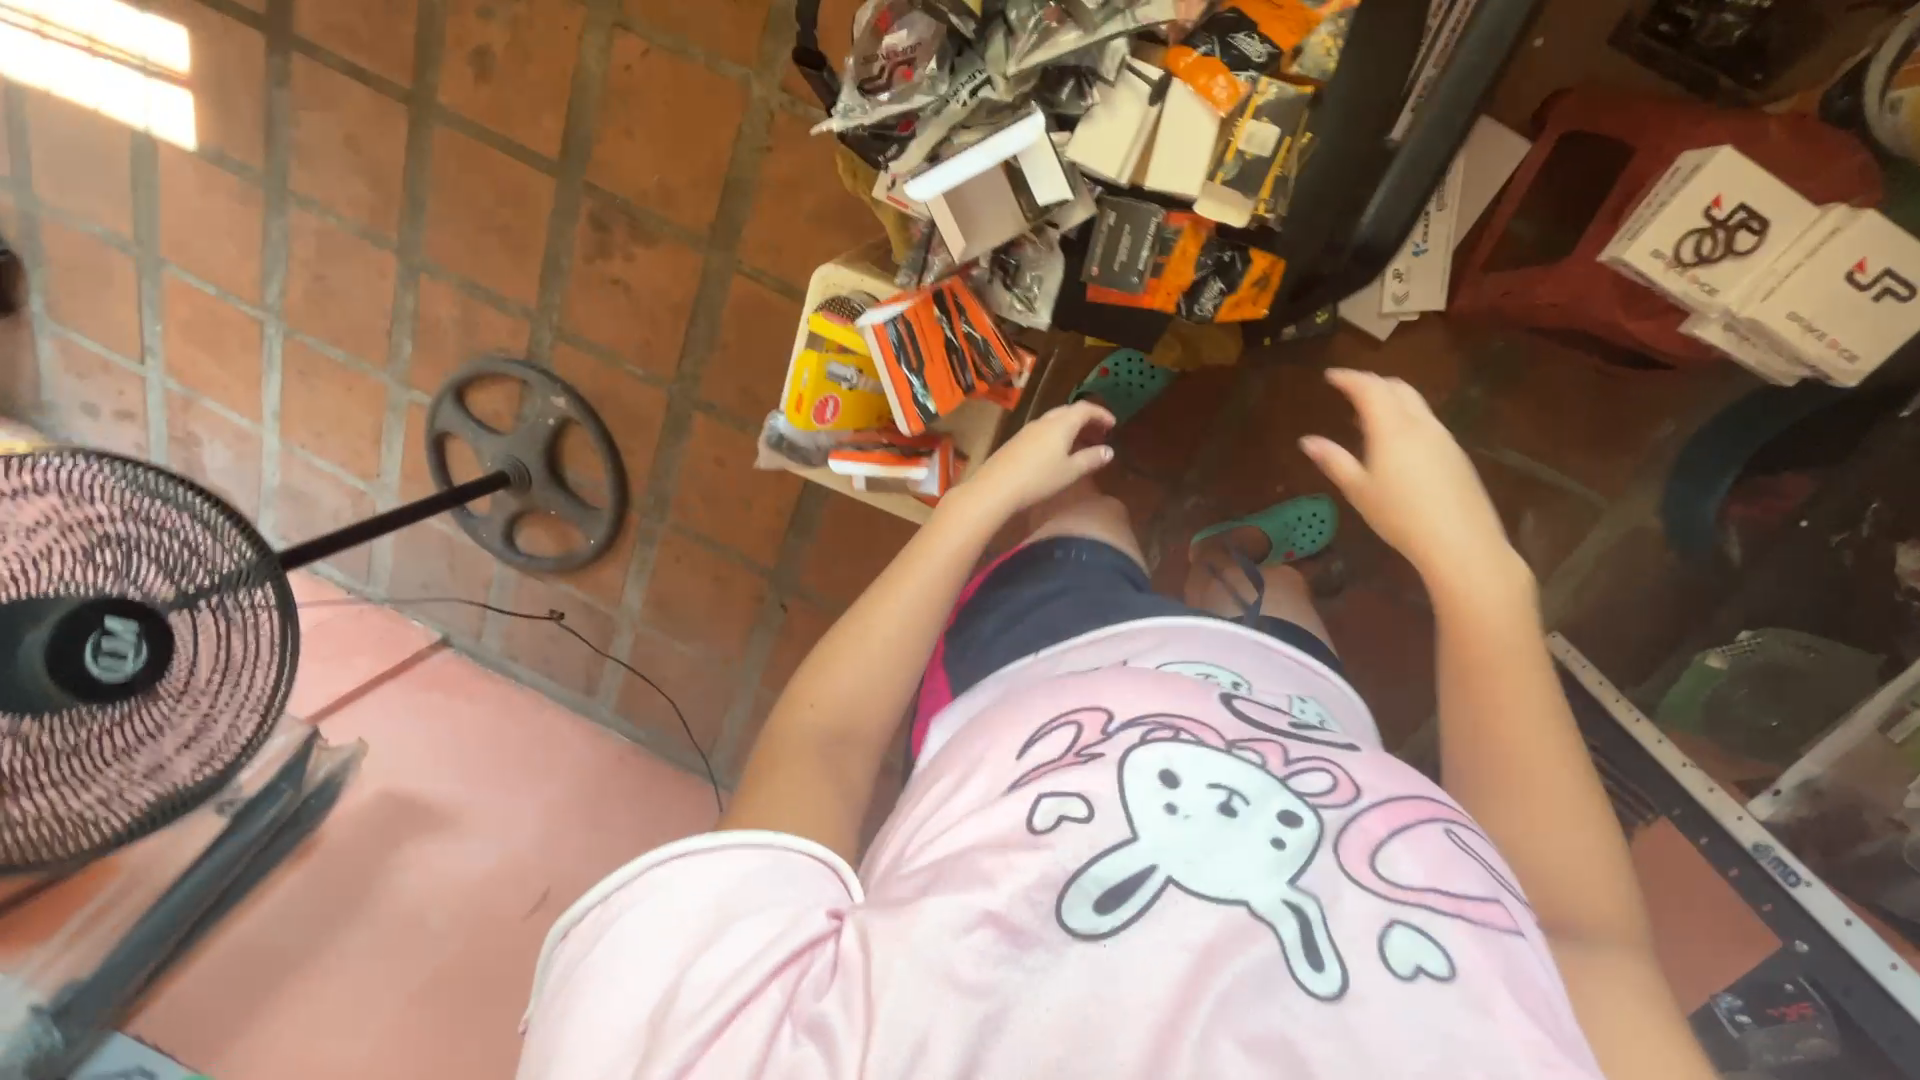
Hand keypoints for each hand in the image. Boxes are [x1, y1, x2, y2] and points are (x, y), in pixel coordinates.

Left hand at [952, 401, 1116, 521]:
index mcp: (1062, 423)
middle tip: (1099, 434)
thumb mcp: (1070, 471)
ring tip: (1081, 444)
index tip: (1113, 424)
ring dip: (1071, 427)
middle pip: (1069, 412)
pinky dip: (1057, 434)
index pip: (1085, 409)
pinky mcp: (1017, 440)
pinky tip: (1058, 452)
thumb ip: (1091, 459)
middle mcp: (1045, 421)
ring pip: (1055, 420)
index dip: (1101, 414)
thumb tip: (1109, 450)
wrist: (996, 487)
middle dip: (1086, 419)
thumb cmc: (1039, 479)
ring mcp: (1028, 429)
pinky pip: (1043, 430)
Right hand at [1300, 369, 1526, 589]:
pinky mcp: (1455, 454)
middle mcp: (1420, 424)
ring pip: (1415, 403)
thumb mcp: (1358, 490)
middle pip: (1397, 388)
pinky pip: (1426, 422)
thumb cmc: (1400, 516)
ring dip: (1391, 400)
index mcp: (1392, 428)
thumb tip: (1308, 441)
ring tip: (1368, 416)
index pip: (1369, 388)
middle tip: (1350, 390)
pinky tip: (1395, 443)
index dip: (1349, 378)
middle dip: (1372, 383)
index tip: (1331, 376)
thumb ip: (1334, 461)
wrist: (1461, 541)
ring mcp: (1442, 437)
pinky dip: (1405, 418)